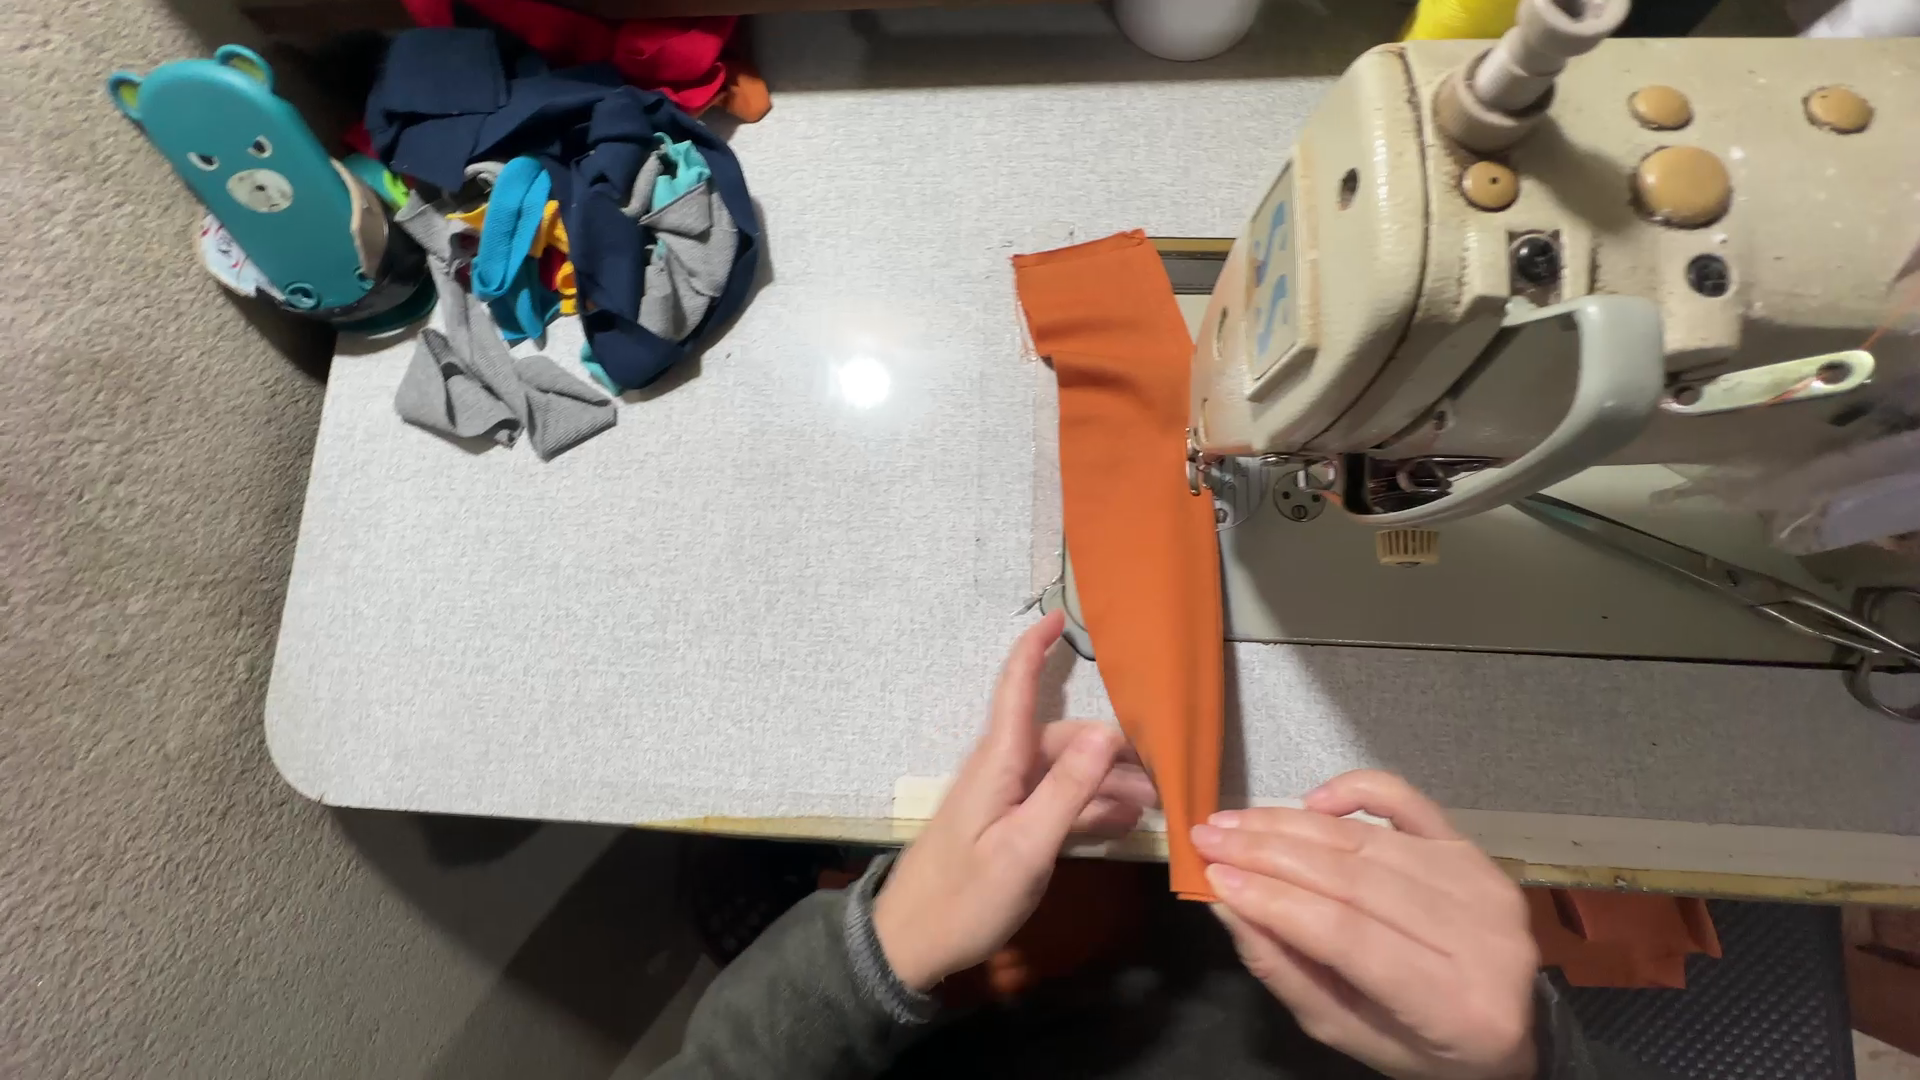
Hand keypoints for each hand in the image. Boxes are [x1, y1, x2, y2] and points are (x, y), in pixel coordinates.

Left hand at [872, 611, 1156, 991]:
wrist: (912, 942)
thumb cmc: (965, 896)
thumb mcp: (1025, 848)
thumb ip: (1067, 791)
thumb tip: (1109, 732)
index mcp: (999, 760)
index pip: (1016, 686)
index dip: (1035, 647)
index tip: (1060, 617)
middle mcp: (1002, 767)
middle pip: (1062, 739)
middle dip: (1111, 751)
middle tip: (1162, 782)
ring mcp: (1004, 796)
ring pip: (1064, 773)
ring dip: (1106, 785)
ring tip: (1153, 808)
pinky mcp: (1008, 823)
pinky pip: (1055, 802)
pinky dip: (1088, 808)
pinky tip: (1124, 823)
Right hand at [1192, 770, 1538, 1079]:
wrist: (1508, 1024)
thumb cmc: (1418, 1043)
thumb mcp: (1345, 1030)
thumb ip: (1283, 969)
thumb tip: (1223, 901)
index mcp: (1455, 1008)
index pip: (1344, 934)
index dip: (1272, 900)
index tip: (1211, 875)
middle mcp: (1481, 939)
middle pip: (1350, 877)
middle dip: (1264, 851)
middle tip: (1205, 835)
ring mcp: (1481, 885)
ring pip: (1363, 838)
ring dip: (1286, 823)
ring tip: (1232, 820)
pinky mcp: (1472, 850)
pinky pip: (1405, 799)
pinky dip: (1353, 789)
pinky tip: (1309, 801)